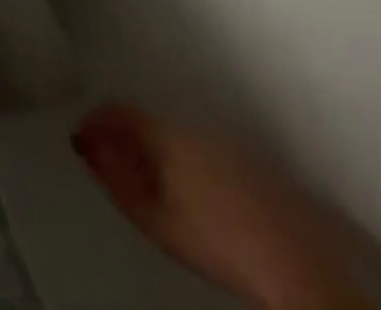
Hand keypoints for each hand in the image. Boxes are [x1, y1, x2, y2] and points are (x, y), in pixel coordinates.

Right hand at [71, 104, 370, 309]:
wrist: (297, 270)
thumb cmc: (213, 242)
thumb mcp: (150, 216)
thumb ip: (113, 176)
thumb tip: (90, 145)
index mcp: (170, 138)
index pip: (120, 110)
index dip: (95, 121)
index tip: (83, 142)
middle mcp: (202, 133)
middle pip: (151, 123)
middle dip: (126, 139)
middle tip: (113, 166)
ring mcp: (235, 149)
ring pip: (181, 138)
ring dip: (158, 152)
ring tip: (151, 185)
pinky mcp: (259, 169)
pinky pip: (208, 153)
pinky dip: (188, 163)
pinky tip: (192, 196)